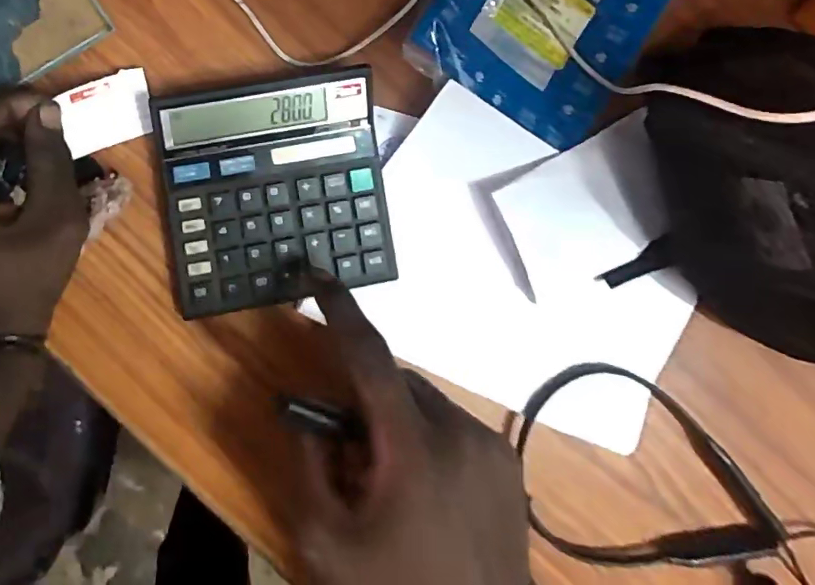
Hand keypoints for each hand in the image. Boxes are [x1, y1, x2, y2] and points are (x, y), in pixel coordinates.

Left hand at [0, 91, 87, 338]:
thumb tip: (45, 112)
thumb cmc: (28, 282)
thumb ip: (50, 160)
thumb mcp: (54, 219)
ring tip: (41, 138)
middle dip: (6, 122)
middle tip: (48, 120)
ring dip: (1, 141)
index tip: (44, 104)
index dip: (5, 107)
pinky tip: (22, 165)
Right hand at [294, 281, 529, 584]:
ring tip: (387, 481)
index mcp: (414, 448)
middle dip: (364, 399)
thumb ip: (309, 467)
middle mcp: (459, 432)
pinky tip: (423, 492)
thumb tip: (307, 414)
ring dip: (396, 422)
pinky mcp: (508, 466)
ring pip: (423, 404)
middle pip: (396, 382)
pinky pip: (451, 427)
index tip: (318, 271)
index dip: (342, 308)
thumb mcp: (327, 544)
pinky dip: (426, 438)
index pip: (370, 356)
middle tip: (346, 451)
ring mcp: (490, 448)